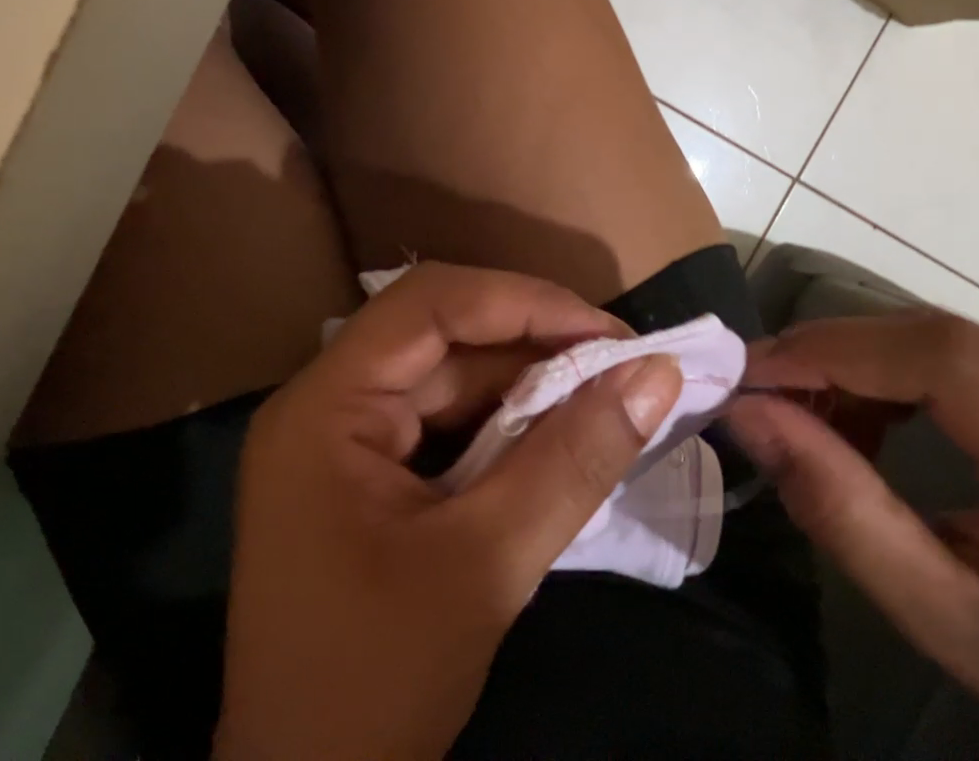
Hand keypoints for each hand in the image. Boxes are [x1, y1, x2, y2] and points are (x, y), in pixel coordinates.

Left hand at [216, 263, 682, 759]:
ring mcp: (338, 449)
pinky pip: (439, 432)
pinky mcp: (360, 486)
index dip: (524, 302)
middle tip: (624, 368)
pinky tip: (557, 442)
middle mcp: (322, 410)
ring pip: (444, 386)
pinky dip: (501, 432)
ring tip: (606, 401)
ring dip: (524, 391)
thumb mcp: (487, 562)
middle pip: (437, 340)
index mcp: (323, 409)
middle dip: (534, 348)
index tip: (610, 334)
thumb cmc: (380, 675)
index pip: (428, 305)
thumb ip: (573, 459)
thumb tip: (656, 374)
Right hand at [727, 313, 978, 760]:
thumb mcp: (934, 617)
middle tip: (762, 393)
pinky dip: (895, 372)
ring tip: (810, 416)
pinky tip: (869, 418)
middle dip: (836, 353)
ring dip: (861, 362)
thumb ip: (840, 511)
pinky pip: (970, 355)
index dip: (840, 351)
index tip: (753, 375)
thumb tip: (750, 414)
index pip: (955, 365)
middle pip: (948, 338)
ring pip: (951, 337)